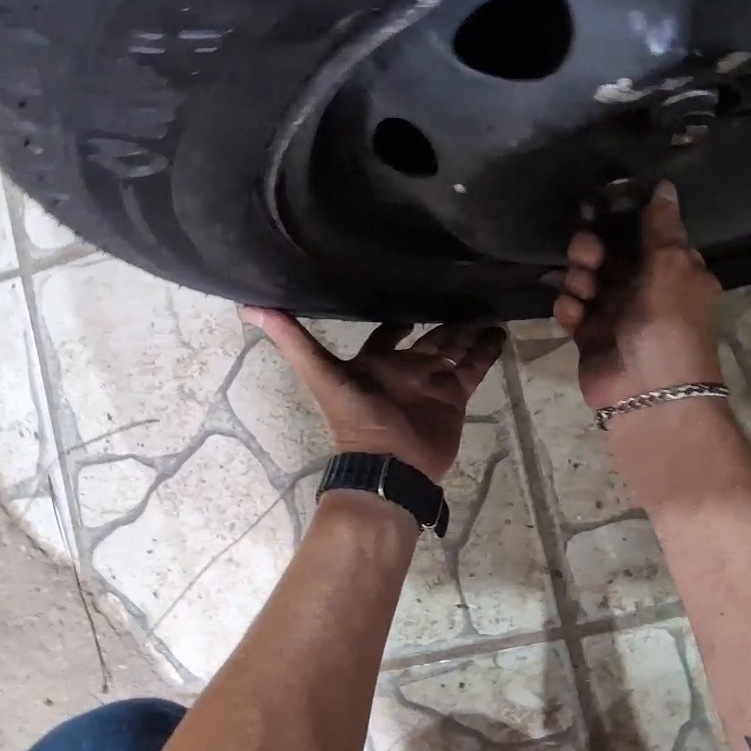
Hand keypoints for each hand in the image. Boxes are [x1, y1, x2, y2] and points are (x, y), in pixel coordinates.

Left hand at [239, 308, 504, 482]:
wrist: (392, 465)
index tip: (409, 287)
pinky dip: (488, 349)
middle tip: (464, 285)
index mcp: (376, 361)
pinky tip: (501, 328)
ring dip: (470, 327)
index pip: (388, 331)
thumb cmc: (357, 419)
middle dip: (445, 315)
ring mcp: (433, 381)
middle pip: (430, 335)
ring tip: (490, 301)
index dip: (397, 315)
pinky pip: (475, 368)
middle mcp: (406, 368)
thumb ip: (292, 341)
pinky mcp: (455, 395)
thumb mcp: (322, 374)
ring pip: (456, 347)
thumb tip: (248, 306)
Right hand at [555, 181, 723, 411]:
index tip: (600, 205)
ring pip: (587, 280)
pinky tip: (574, 314)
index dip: (623, 220)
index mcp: (675, 271)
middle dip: (592, 249)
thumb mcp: (672, 266)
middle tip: (587, 253)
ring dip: (579, 278)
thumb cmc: (668, 324)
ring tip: (582, 289)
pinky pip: (573, 310)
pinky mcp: (590, 337)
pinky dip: (570, 308)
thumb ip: (662, 226)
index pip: (646, 235)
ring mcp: (615, 315)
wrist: (649, 393)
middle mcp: (645, 290)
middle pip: (610, 255)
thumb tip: (666, 185)